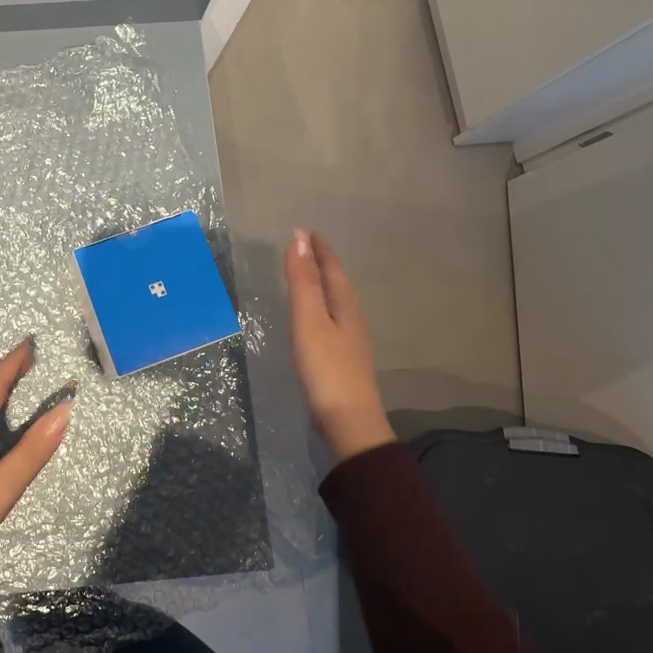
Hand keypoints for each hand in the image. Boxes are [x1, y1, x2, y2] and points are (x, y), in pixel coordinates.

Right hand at [285, 228, 394, 462]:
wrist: (348, 422)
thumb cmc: (326, 368)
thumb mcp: (308, 320)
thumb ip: (302, 281)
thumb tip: (298, 239)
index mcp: (345, 306)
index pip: (332, 268)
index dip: (318, 248)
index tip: (304, 230)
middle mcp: (353, 318)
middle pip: (338, 283)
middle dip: (322, 263)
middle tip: (305, 248)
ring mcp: (351, 341)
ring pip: (338, 302)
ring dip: (323, 285)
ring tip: (308, 277)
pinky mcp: (344, 359)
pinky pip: (333, 320)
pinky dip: (322, 307)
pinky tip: (314, 320)